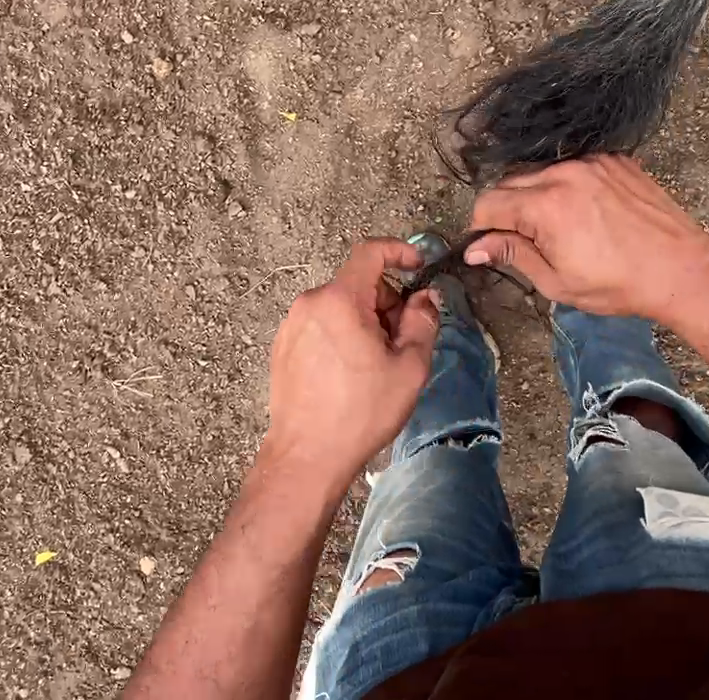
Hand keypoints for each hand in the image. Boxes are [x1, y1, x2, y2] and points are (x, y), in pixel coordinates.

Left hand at [262, 239, 441, 493]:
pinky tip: (350, 375)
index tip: (418, 265)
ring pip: (340, 307)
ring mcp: (292, 325)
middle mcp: (310, 303)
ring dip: (365, 323)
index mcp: (339, 300)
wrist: (306, 457)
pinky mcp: (284, 346)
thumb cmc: (360, 413)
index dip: (399, 251)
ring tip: (376, 367)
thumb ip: (422, 322)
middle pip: (358, 284)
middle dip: (386, 304)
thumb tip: (424, 298)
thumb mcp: (409, 367)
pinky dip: (342, 336)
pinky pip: (321, 325)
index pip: (370, 252)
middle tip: (402, 343)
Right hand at [466, 154, 708, 321]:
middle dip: (508, 210)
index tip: (491, 244)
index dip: (482, 226)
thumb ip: (512, 255)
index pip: (488, 202)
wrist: (681, 269)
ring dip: (537, 195)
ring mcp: (591, 162)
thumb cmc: (618, 284)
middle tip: (527, 240)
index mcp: (545, 206)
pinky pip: (573, 166)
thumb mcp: (556, 281)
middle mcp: (564, 173)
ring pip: (541, 172)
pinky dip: (568, 184)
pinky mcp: (613, 159)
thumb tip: (474, 248)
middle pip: (510, 183)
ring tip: (560, 226)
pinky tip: (586, 211)